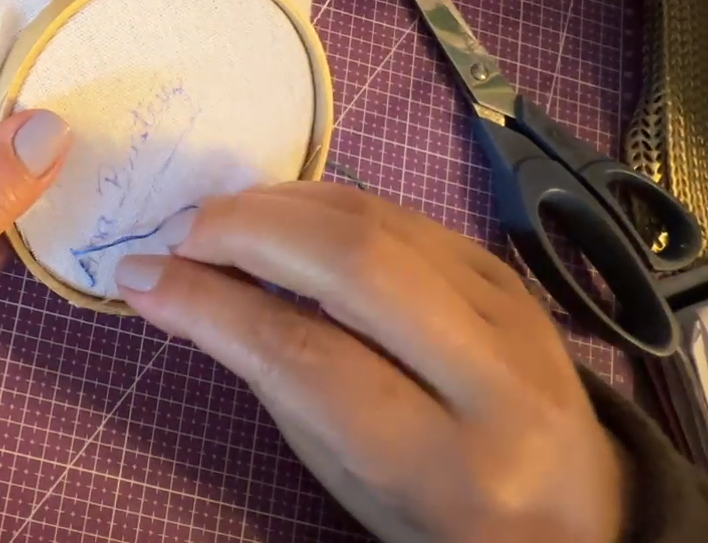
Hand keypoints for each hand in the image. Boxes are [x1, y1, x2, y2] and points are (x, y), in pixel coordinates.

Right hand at [115, 181, 625, 542]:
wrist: (569, 506)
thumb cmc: (423, 505)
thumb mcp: (335, 465)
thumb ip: (260, 364)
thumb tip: (162, 280)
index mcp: (452, 467)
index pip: (306, 358)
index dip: (209, 305)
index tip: (138, 275)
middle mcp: (500, 379)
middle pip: (351, 265)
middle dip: (244, 231)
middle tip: (182, 235)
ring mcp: (510, 309)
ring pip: (370, 220)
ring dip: (272, 205)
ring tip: (216, 221)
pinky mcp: (500, 267)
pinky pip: (389, 210)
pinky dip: (311, 200)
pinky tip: (271, 213)